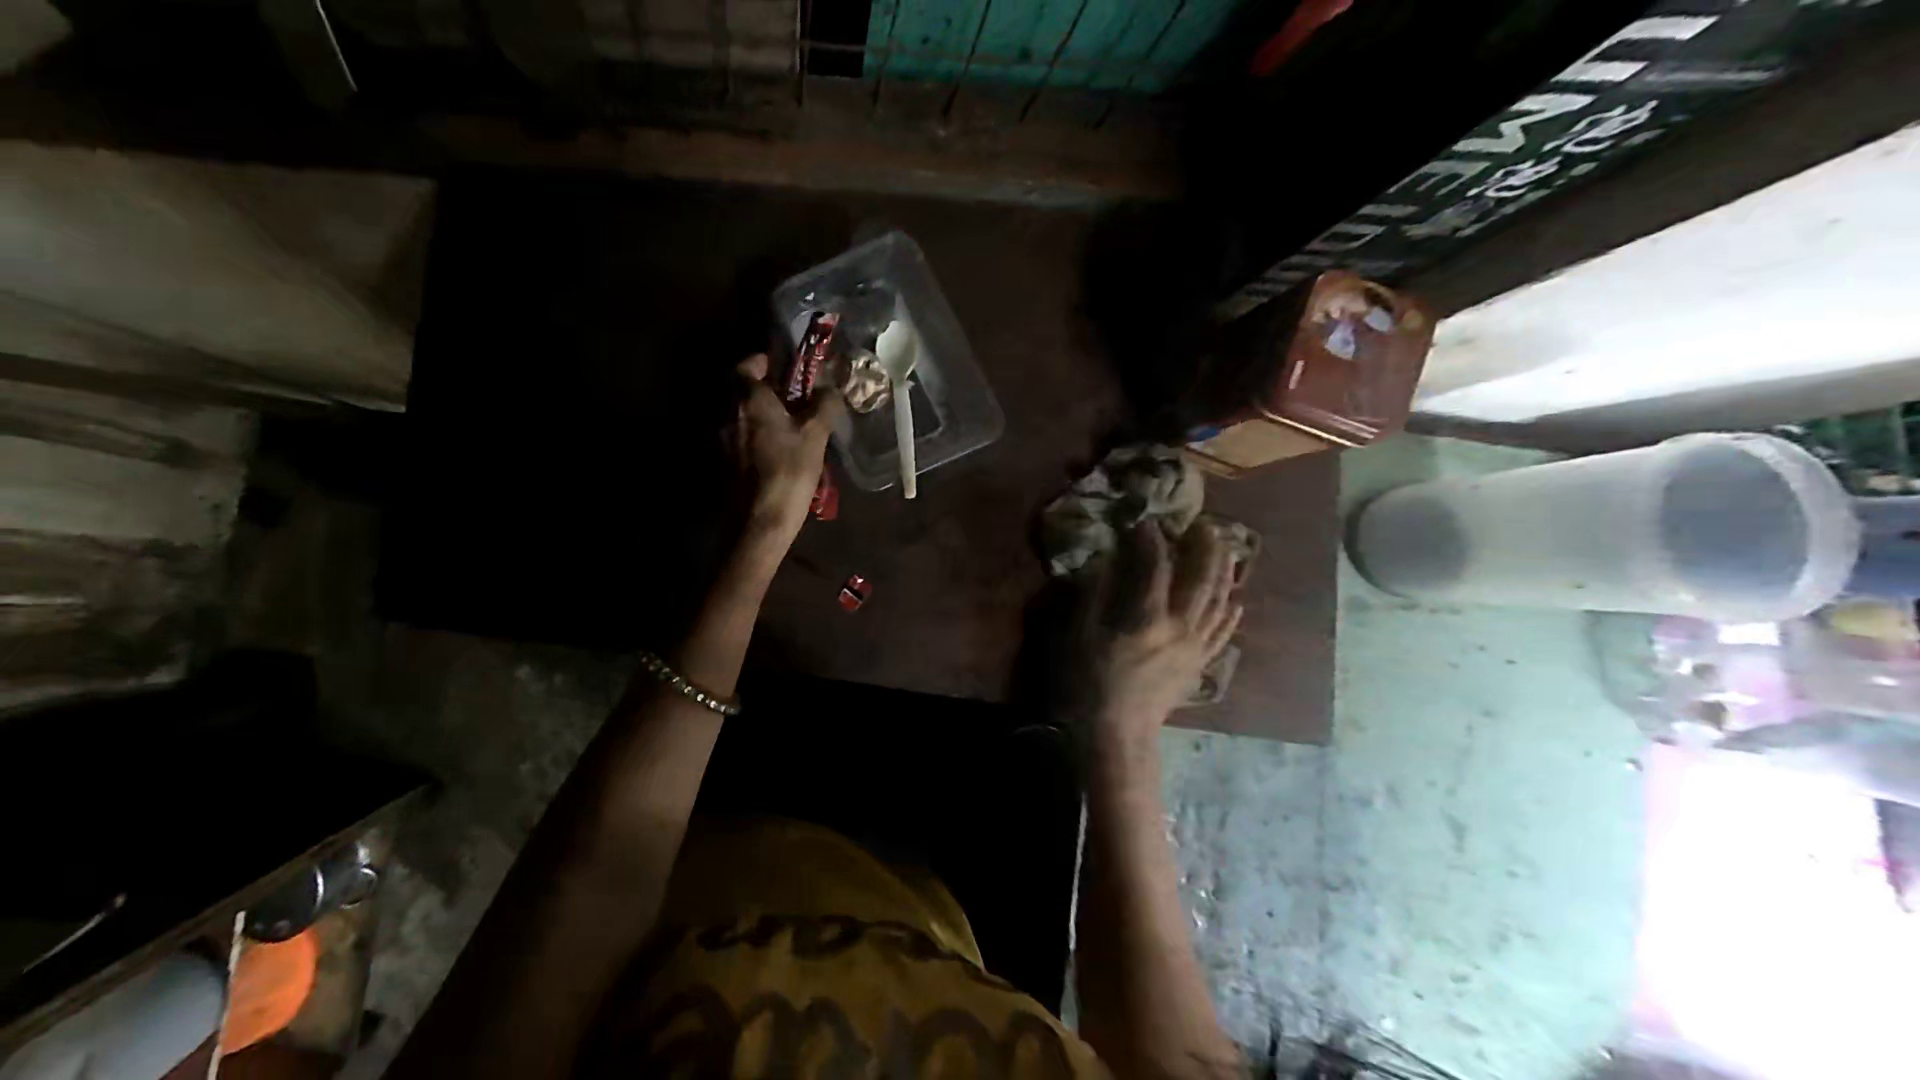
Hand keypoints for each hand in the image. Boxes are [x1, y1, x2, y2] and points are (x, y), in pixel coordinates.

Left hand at [729, 353, 844, 551]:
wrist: (760, 522)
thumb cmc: (788, 471)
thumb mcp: (815, 435)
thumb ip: (824, 405)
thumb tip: (831, 387)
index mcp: (748, 398)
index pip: (748, 365)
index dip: (765, 362)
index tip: (786, 369)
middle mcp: (728, 413)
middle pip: (743, 390)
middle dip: (767, 390)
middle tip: (795, 398)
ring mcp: (723, 439)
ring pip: (742, 415)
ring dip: (762, 415)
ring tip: (791, 426)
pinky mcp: (724, 463)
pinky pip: (741, 438)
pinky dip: (757, 436)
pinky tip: (778, 451)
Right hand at [1077, 523, 1243, 750]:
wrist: (1114, 734)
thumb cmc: (1086, 683)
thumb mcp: (1077, 635)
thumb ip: (1092, 593)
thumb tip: (1105, 559)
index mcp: (1146, 617)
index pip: (1156, 565)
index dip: (1151, 538)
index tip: (1146, 520)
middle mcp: (1180, 628)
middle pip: (1201, 578)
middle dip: (1205, 547)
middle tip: (1205, 524)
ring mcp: (1195, 648)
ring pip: (1219, 602)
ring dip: (1225, 573)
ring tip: (1228, 550)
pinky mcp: (1199, 666)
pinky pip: (1222, 634)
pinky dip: (1230, 615)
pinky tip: (1235, 602)